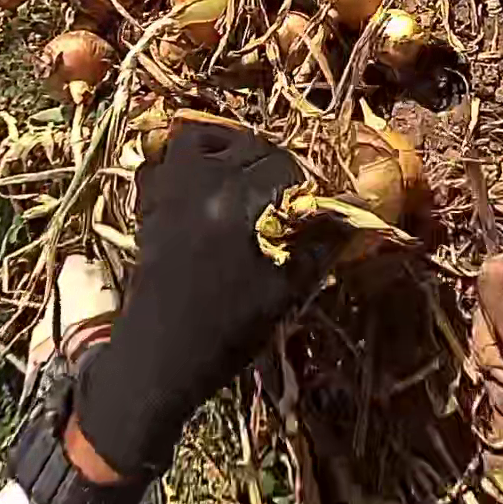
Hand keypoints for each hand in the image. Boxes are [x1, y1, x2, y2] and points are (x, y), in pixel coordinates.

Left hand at [71, 120, 331, 480]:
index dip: (302, 179)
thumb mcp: (282, 292)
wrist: (156, 364)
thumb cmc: (224, 331)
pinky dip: (184, 163)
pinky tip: (202, 184)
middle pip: (244, 145)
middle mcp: (200, 183)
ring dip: (224, 145)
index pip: (280, 164)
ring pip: (196, 139)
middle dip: (271, 160)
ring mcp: (169, 193)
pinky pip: (163, 165)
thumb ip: (320, 247)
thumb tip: (353, 217)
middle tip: (285, 186)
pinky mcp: (149, 208)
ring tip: (243, 168)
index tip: (311, 198)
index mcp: (234, 200)